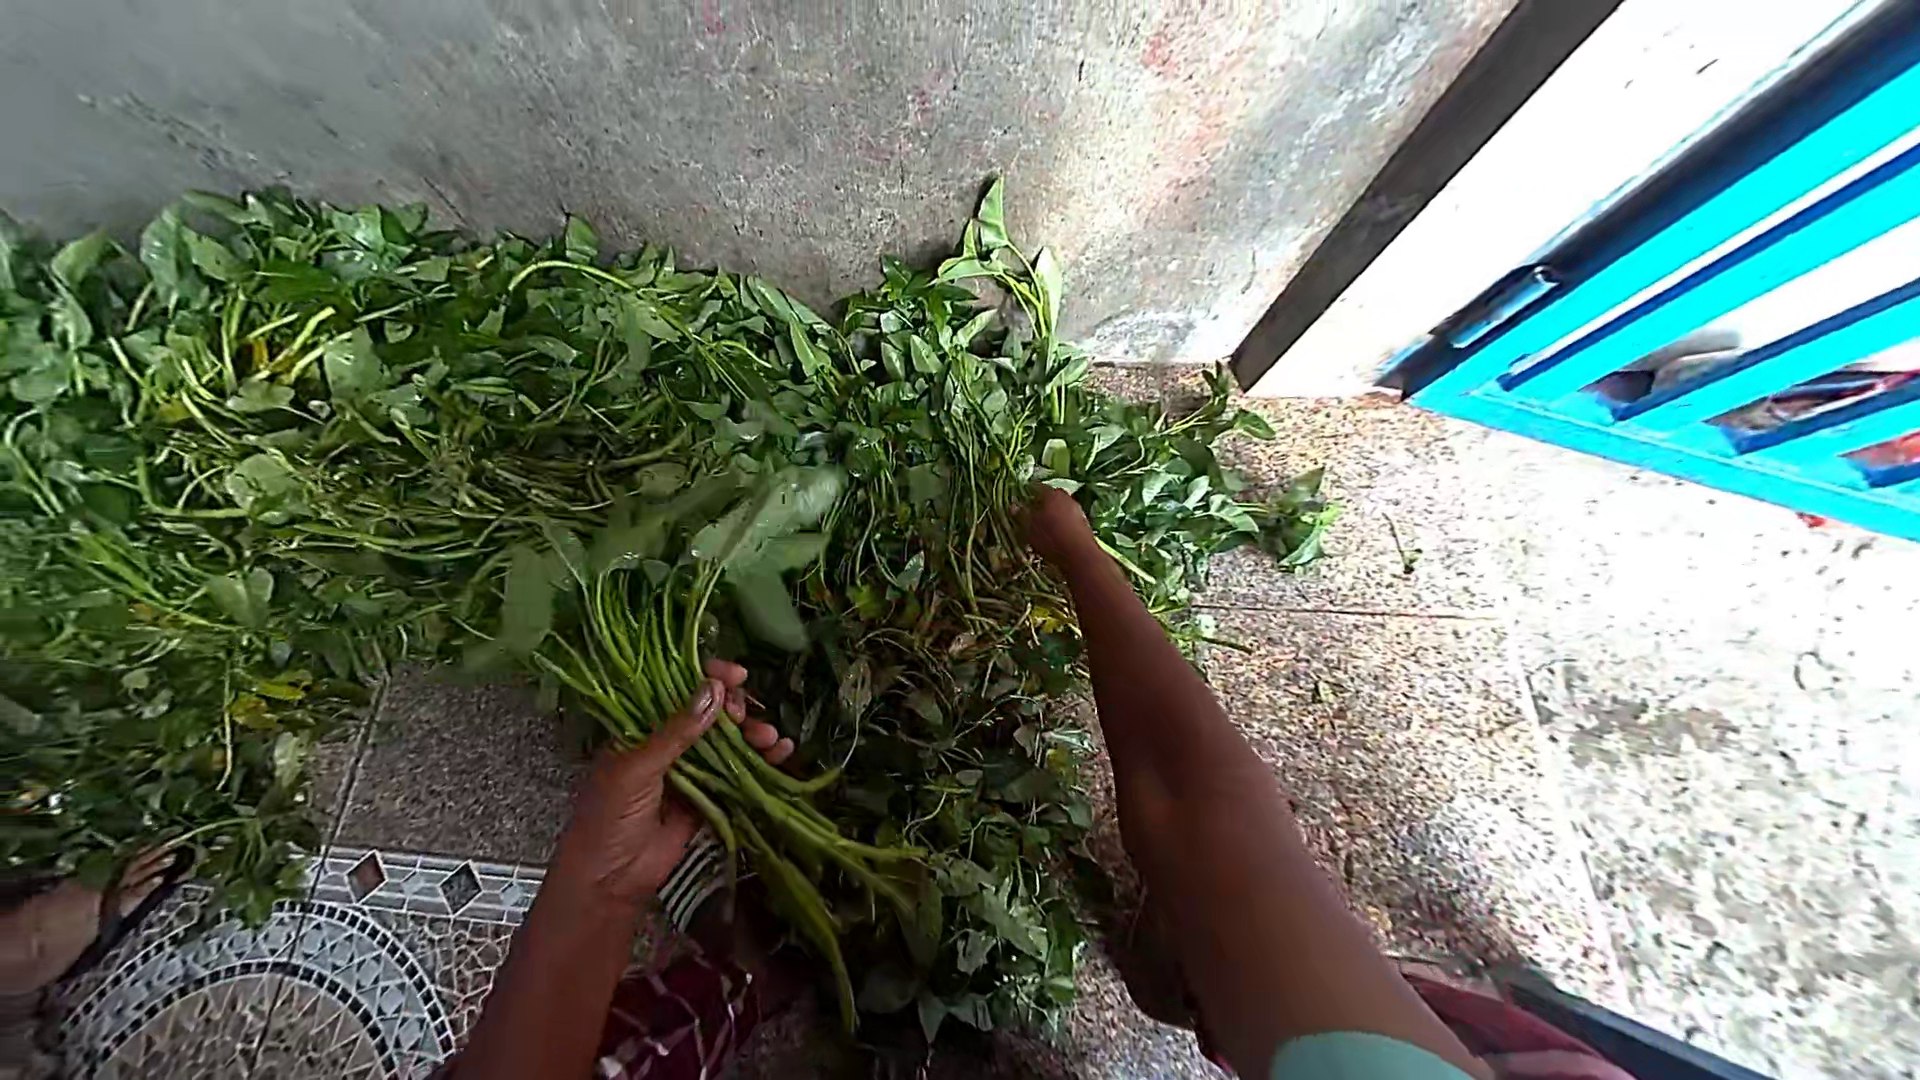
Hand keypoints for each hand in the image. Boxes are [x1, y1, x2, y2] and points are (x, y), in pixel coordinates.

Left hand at [547, 659, 790, 908]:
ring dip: (755, 731)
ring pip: (733, 737)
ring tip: (769, 739)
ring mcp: (696, 765)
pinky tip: (782, 750)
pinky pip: (743, 766)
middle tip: (741, 717)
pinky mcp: (715, 790)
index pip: (681, 687)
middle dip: (736, 706)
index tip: (735, 676)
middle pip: (713, 709)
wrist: (610, 882)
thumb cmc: (608, 817)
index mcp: (645, 725)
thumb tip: (714, 689)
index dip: (709, 677)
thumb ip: (677, 731)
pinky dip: (765, 757)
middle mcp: (673, 740)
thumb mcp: (637, 768)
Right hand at [1021, 484, 1099, 568]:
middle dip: (1041, 503)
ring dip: (1053, 514)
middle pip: (1051, 497)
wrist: (1079, 554)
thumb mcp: (1028, 527)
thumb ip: (1020, 514)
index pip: (1036, 487)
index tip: (1020, 500)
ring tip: (1043, 525)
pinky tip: (1056, 534)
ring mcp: (1077, 510)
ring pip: (1061, 508)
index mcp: (1051, 494)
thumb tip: (1012, 506)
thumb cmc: (1050, 537)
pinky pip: (1068, 519)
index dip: (1027, 493)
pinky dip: (1061, 523)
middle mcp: (1066, 498)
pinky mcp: (1084, 523)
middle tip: (1031, 512)